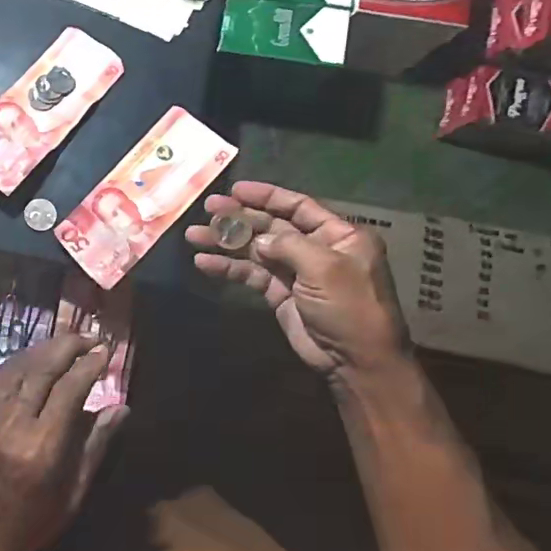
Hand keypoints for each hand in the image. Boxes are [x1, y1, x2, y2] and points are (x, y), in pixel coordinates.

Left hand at [0, 333, 128, 550]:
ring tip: (69, 341)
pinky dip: (22, 360)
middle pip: (43, 368)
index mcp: (43, 447)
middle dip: (69, 346)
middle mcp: (14, 423)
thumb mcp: (73, 492)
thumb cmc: (31, 522)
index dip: (89, 365)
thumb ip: (96, 445)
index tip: (106, 352)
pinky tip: (38, 356)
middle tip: (90, 337)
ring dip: (45, 347)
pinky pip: (1, 376)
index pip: (69, 389)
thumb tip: (122, 408)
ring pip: (20, 366)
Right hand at [186, 181, 411, 378]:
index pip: (298, 206)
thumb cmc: (350, 307)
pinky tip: (204, 263)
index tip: (235, 190)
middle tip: (208, 208)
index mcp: (338, 235)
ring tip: (194, 235)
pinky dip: (228, 268)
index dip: (267, 196)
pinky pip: (251, 274)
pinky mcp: (280, 294)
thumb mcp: (325, 267)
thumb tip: (259, 239)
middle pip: (271, 225)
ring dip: (226, 242)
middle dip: (239, 218)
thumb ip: (288, 244)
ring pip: (255, 250)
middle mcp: (317, 249)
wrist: (356, 361)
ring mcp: (296, 272)